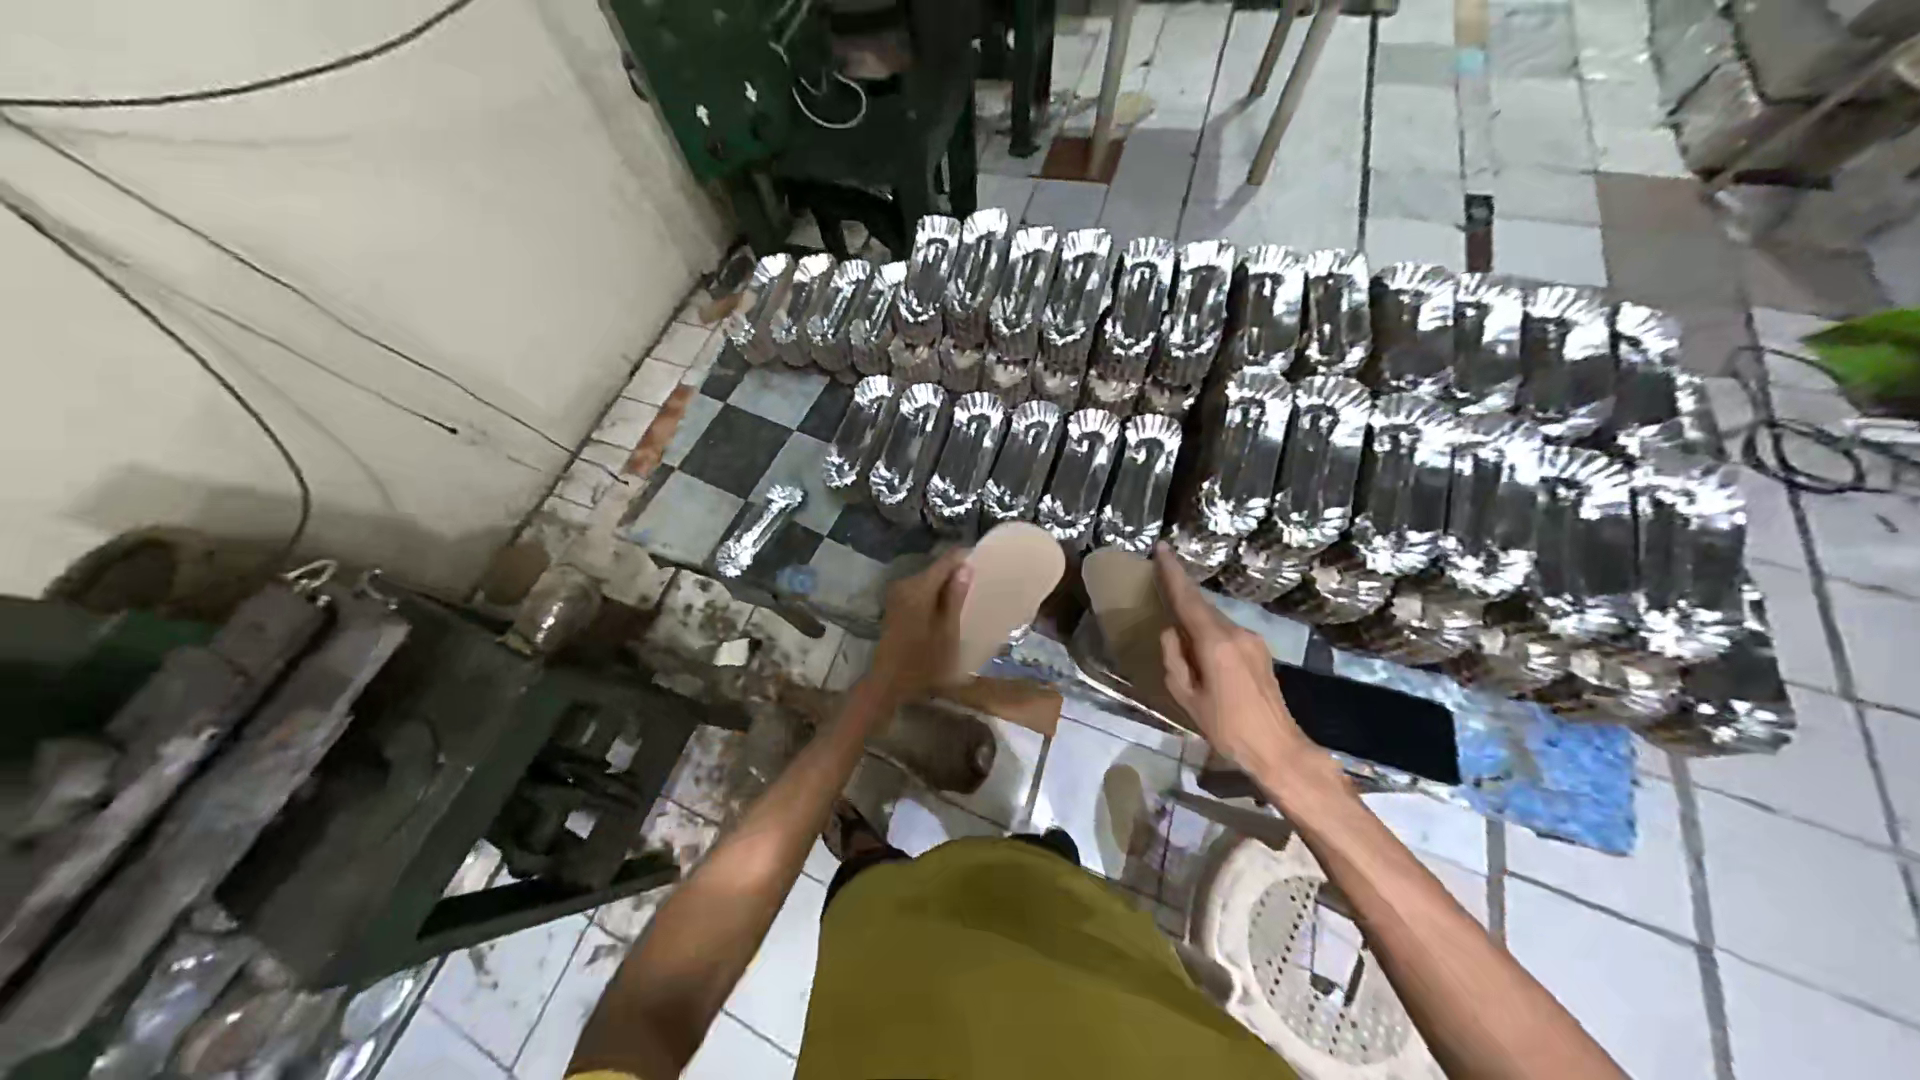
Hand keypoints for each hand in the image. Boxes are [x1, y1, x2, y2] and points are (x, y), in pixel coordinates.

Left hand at [865, 547, 972, 704]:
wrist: (888, 682)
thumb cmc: (922, 661)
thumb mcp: (947, 632)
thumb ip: (955, 598)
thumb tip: (966, 567)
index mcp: (919, 588)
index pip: (946, 560)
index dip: (965, 558)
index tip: (985, 563)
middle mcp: (905, 584)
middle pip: (937, 569)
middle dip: (957, 574)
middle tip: (981, 584)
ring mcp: (898, 593)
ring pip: (929, 580)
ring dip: (947, 586)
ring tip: (969, 597)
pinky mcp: (896, 604)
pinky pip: (921, 591)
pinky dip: (935, 596)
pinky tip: (949, 609)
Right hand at [1152, 544, 1323, 781]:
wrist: (1277, 749)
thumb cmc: (1226, 728)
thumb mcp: (1186, 697)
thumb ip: (1174, 659)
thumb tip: (1171, 633)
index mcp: (1215, 643)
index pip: (1188, 600)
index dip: (1172, 573)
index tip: (1161, 548)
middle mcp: (1237, 633)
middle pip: (1202, 605)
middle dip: (1181, 587)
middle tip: (1161, 570)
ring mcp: (1253, 641)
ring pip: (1215, 618)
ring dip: (1194, 611)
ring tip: (1174, 608)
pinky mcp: (1259, 652)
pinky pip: (1226, 630)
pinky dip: (1207, 627)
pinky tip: (1198, 637)